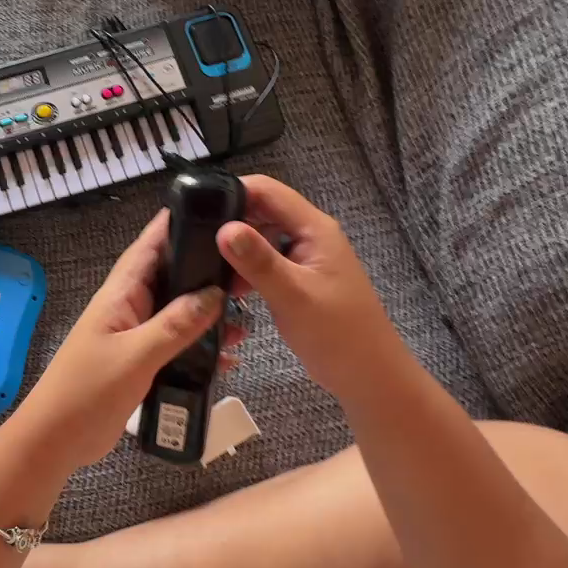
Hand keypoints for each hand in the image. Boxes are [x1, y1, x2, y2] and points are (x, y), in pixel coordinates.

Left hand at [13, 209, 233, 470]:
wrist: (57, 440)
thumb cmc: (87, 391)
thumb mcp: (135, 356)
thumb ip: (174, 326)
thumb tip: (214, 293)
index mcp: (119, 294)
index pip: (149, 247)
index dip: (176, 225)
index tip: (213, 210)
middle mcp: (128, 307)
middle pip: (171, 278)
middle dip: (205, 274)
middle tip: (247, 274)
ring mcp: (134, 335)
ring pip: (178, 314)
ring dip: (208, 317)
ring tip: (245, 323)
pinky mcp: (141, 362)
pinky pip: (176, 345)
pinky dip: (200, 348)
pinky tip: (227, 359)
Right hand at [215, 175, 402, 390]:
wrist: (369, 377)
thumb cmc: (337, 334)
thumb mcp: (292, 296)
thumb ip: (258, 261)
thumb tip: (223, 228)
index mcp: (314, 228)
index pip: (267, 190)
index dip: (232, 192)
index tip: (198, 210)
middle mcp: (309, 234)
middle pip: (262, 209)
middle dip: (231, 222)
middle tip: (197, 243)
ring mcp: (305, 256)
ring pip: (261, 235)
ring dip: (237, 249)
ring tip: (213, 270)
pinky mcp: (298, 277)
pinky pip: (266, 259)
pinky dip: (247, 268)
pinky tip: (232, 288)